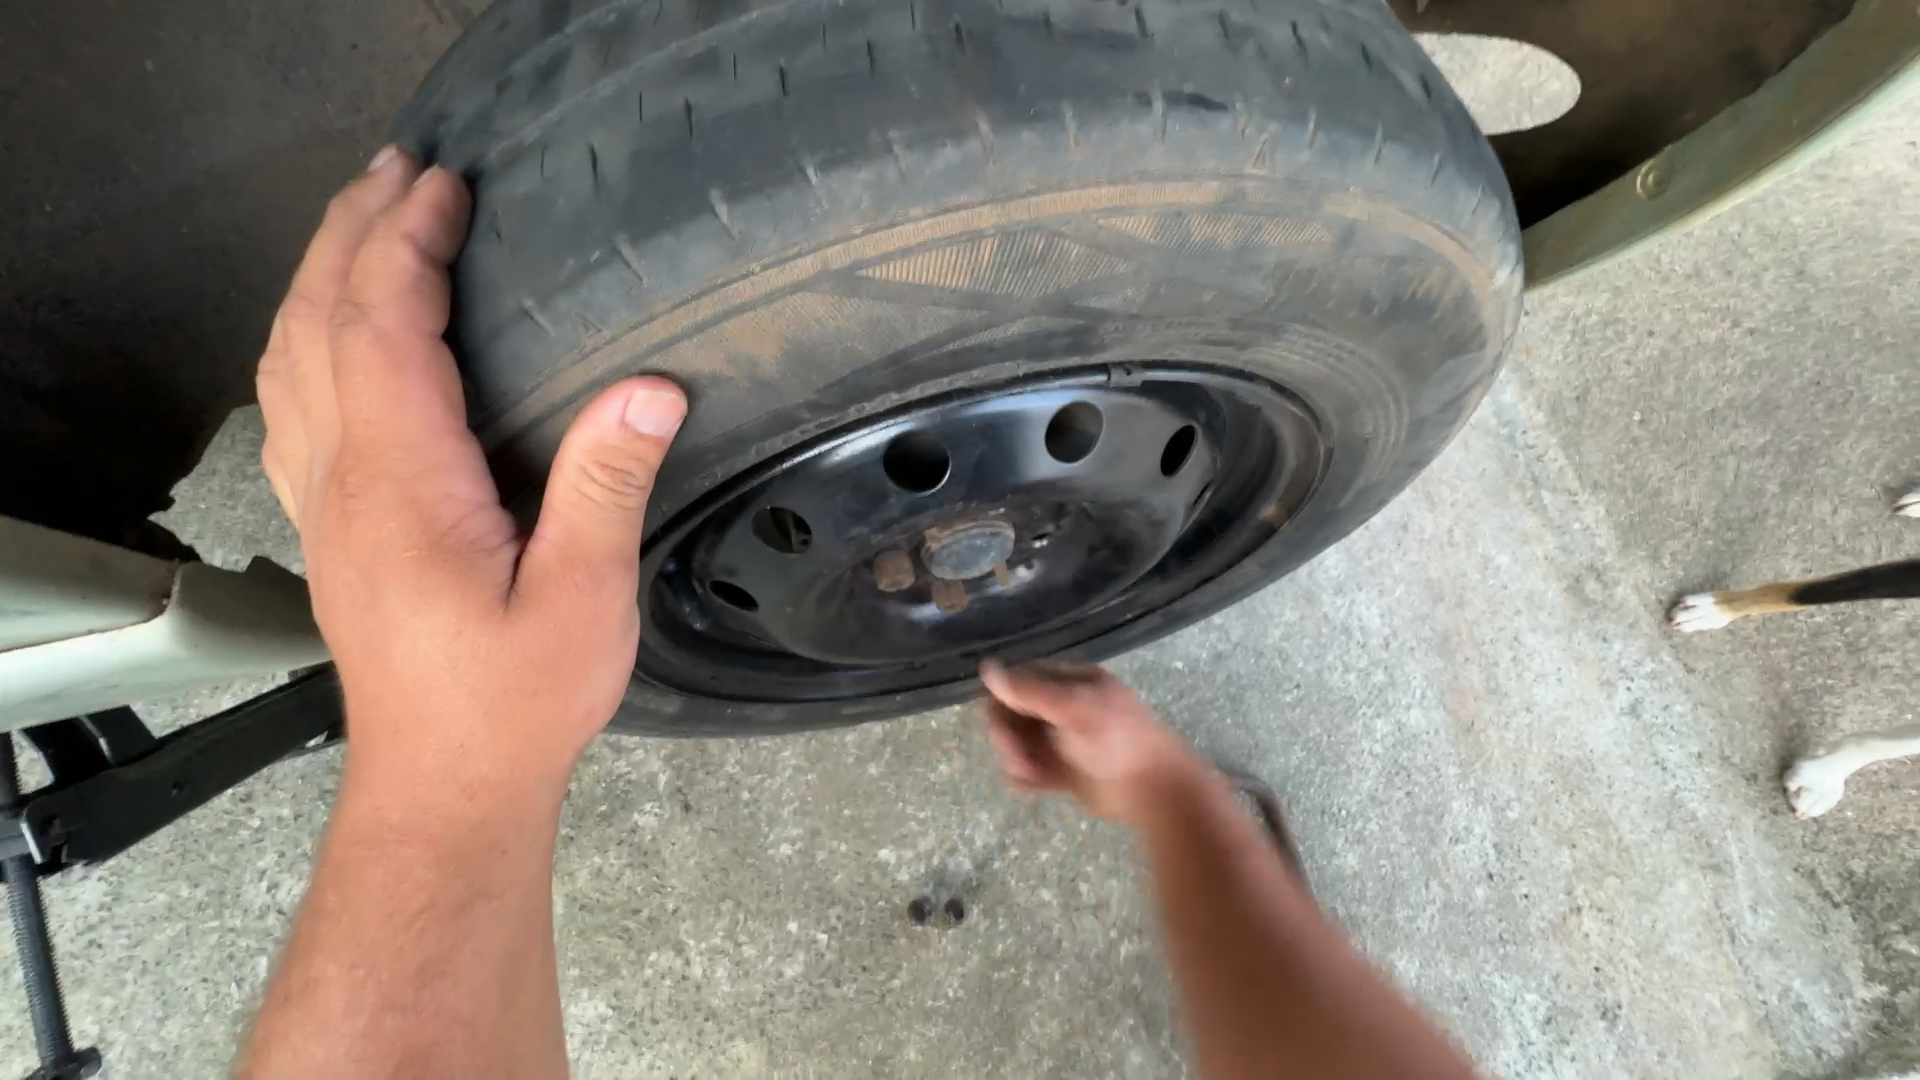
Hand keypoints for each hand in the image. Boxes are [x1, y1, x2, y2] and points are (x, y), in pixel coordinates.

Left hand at [255, 147, 686, 800]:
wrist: (448, 782)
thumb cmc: (520, 694)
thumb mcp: (586, 591)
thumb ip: (607, 483)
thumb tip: (652, 389)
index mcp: (405, 482)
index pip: (384, 329)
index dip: (407, 246)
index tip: (445, 185)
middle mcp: (345, 480)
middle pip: (318, 326)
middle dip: (352, 235)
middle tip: (397, 172)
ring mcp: (328, 507)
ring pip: (293, 363)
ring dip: (323, 280)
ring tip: (364, 227)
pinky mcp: (339, 532)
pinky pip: (299, 408)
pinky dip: (313, 344)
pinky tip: (337, 342)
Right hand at [979, 661, 1209, 824]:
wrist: (1155, 792)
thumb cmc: (1119, 741)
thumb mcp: (1075, 709)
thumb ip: (1030, 691)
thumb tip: (986, 668)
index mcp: (1068, 681)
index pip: (1016, 681)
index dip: (1002, 702)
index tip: (1003, 725)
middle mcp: (1060, 705)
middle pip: (1010, 713)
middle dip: (1007, 736)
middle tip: (1019, 758)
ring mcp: (1059, 738)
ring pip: (1015, 742)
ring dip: (1015, 758)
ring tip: (1033, 775)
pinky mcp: (1059, 769)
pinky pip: (1025, 767)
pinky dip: (1024, 776)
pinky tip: (1036, 786)